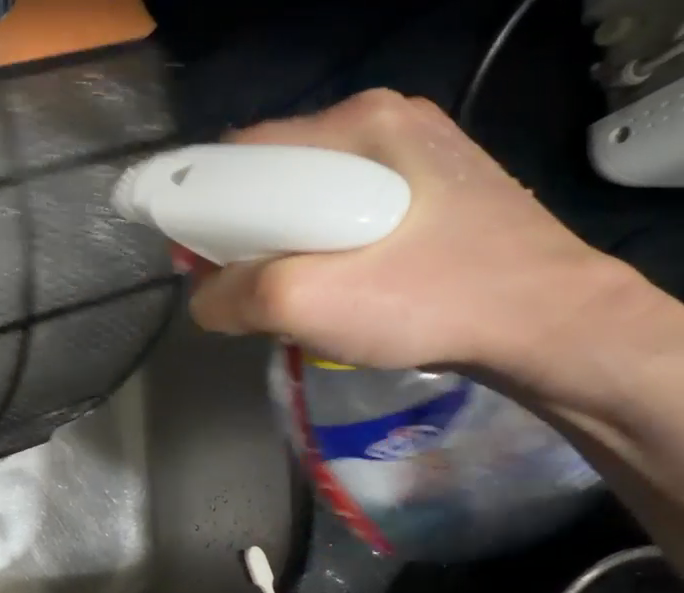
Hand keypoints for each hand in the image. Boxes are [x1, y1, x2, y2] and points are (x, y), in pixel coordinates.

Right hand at [188, 89, 632, 378]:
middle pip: (269, 177)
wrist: (548, 324)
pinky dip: (311, 249)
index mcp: (360, 124)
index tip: (188, 258)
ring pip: (300, 200)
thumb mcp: (304, 304)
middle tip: (232, 285)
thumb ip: (228, 297)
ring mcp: (410, 157)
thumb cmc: (431, 299)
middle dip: (237, 232)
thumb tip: (203, 298)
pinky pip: (335, 214)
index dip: (198, 205)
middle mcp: (384, 126)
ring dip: (273, 247)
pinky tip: (322, 285)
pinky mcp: (424, 193)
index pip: (240, 154)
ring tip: (279, 293)